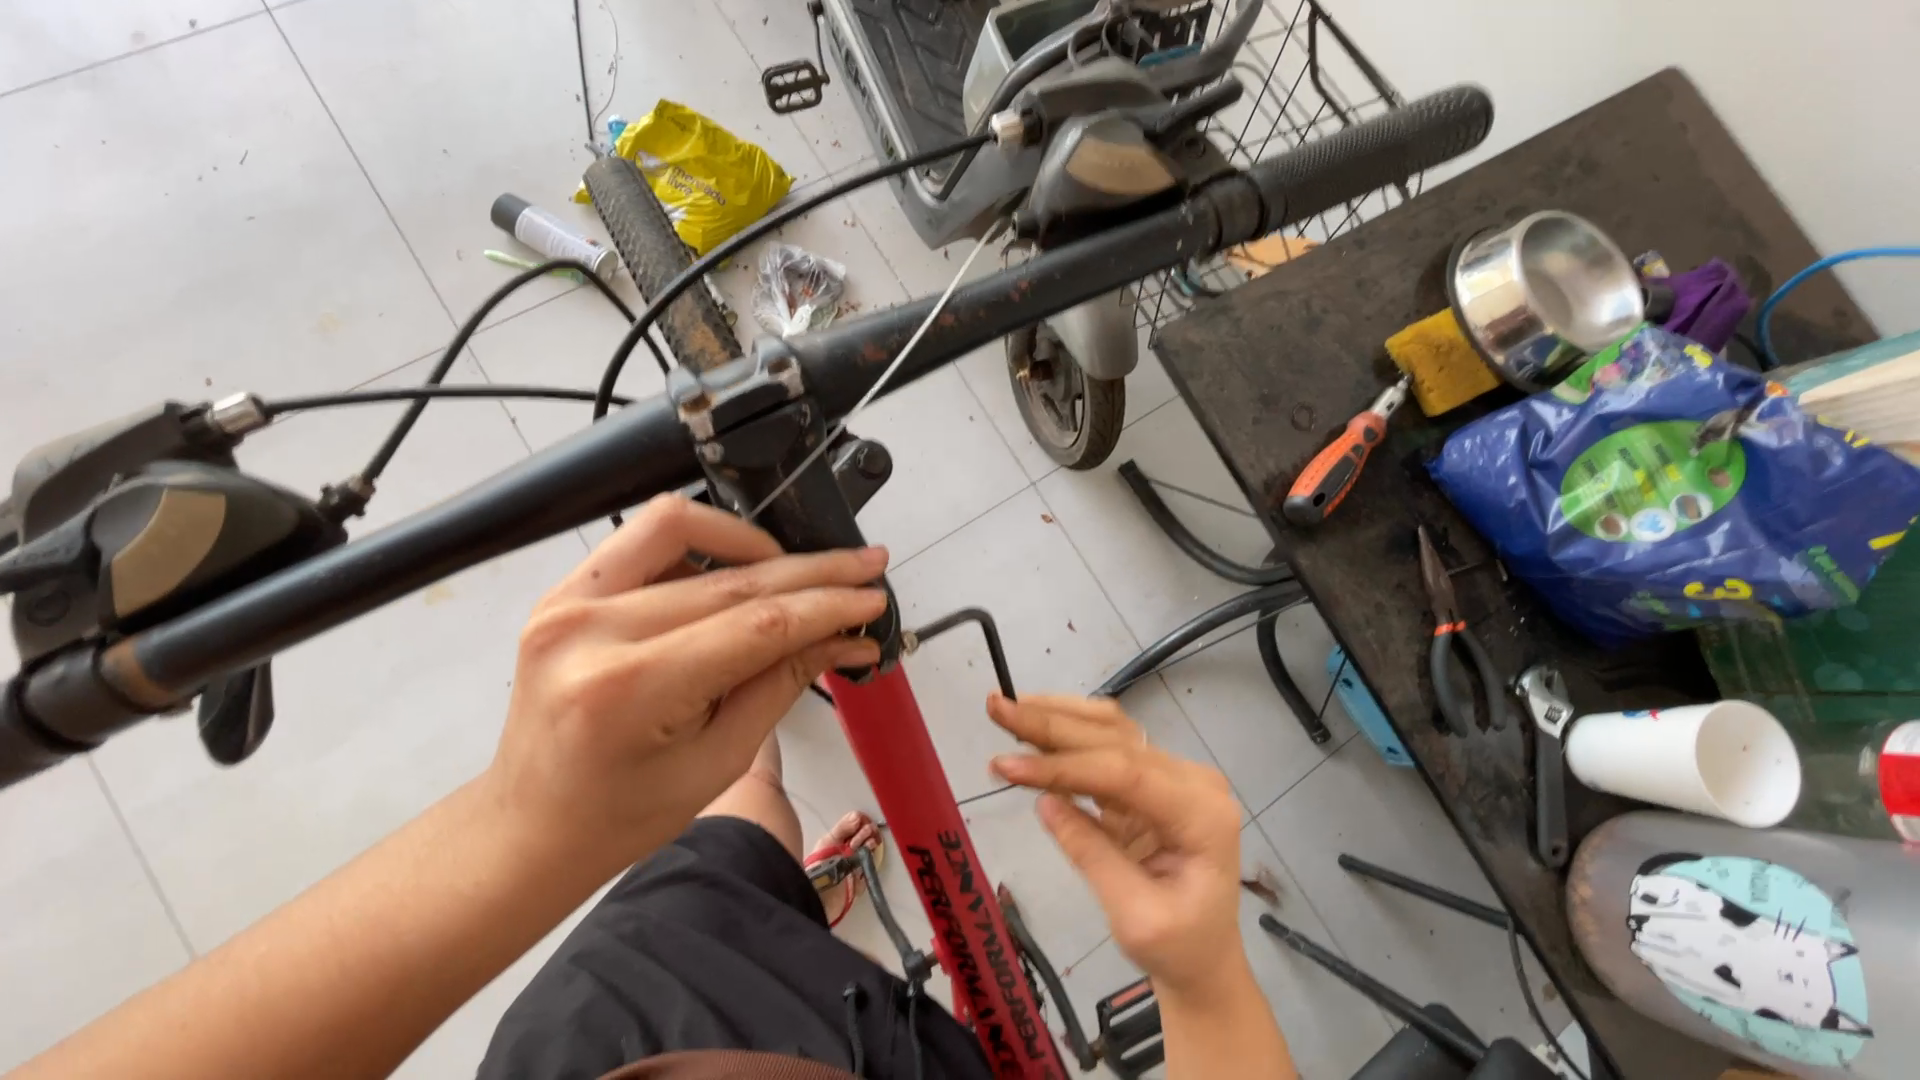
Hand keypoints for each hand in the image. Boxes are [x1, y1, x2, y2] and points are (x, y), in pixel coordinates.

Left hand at [483, 495, 888, 869]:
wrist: (532, 824)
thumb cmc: (624, 814)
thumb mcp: (720, 758)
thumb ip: (783, 682)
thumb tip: (845, 637)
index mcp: (629, 688)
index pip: (756, 624)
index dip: (826, 606)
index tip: (871, 598)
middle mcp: (591, 630)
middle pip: (732, 578)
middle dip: (812, 572)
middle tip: (865, 567)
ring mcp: (567, 601)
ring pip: (682, 527)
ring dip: (754, 543)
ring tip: (797, 572)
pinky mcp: (564, 591)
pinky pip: (644, 538)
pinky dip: (701, 545)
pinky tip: (735, 574)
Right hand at [987, 695, 1244, 999]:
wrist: (1205, 958)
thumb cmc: (1178, 948)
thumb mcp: (1136, 917)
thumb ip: (1093, 855)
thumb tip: (1043, 801)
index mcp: (1201, 813)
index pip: (1124, 773)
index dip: (1063, 765)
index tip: (1007, 765)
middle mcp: (1191, 781)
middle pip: (1115, 740)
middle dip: (1050, 723)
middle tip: (996, 708)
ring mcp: (1172, 776)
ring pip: (1109, 731)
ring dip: (1056, 718)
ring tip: (1007, 708)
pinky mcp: (1150, 782)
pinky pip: (1105, 749)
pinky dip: (1065, 740)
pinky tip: (1030, 733)